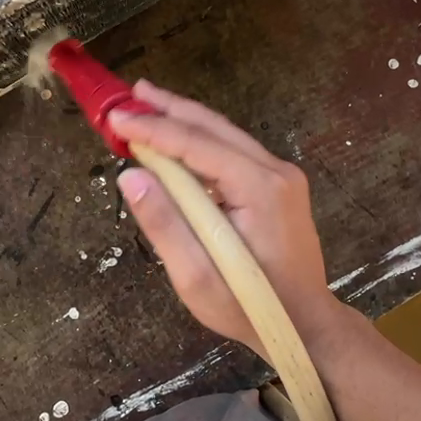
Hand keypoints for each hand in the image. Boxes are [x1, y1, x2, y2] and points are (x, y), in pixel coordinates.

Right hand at [109, 81, 349, 353]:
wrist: (306, 326)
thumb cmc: (250, 308)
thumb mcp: (197, 277)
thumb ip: (164, 224)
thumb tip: (130, 175)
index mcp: (259, 188)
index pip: (196, 144)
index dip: (152, 128)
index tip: (114, 117)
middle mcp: (276, 171)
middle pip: (213, 127)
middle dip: (168, 108)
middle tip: (128, 94)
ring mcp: (281, 177)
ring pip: (224, 135)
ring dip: (183, 120)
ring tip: (145, 105)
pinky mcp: (278, 187)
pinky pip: (232, 152)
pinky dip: (199, 142)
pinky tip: (176, 142)